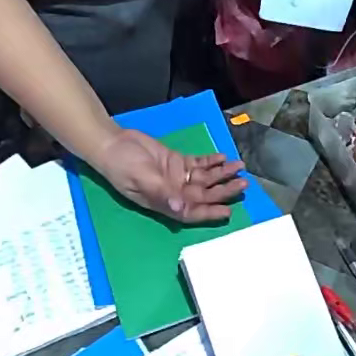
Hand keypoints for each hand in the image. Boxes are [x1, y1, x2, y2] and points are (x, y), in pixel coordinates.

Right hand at [94, 128, 247, 222]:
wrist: (111, 143)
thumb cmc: (122, 165)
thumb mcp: (141, 179)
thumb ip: (162, 192)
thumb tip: (179, 207)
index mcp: (166, 202)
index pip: (192, 212)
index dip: (210, 213)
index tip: (228, 211)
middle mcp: (175, 192)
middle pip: (205, 194)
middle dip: (224, 190)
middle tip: (243, 183)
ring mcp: (178, 177)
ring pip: (206, 178)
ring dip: (222, 173)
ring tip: (239, 167)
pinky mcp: (178, 162)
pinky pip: (199, 164)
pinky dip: (211, 161)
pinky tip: (223, 157)